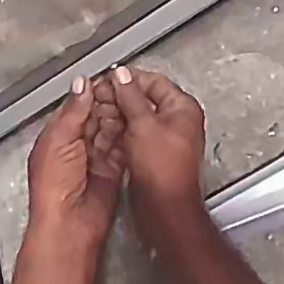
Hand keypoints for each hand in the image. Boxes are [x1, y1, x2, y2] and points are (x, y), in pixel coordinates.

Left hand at [25, 76, 124, 254]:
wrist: (70, 224)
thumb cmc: (54, 185)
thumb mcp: (59, 140)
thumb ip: (73, 111)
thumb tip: (81, 82)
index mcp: (55, 136)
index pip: (75, 107)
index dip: (91, 93)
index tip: (109, 79)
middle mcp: (75, 145)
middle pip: (94, 117)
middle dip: (109, 103)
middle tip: (126, 88)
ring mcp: (93, 158)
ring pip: (109, 130)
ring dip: (120, 118)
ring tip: (134, 102)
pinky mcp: (111, 171)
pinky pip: (121, 148)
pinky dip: (129, 137)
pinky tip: (138, 123)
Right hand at [99, 67, 206, 220]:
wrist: (163, 207)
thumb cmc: (163, 170)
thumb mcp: (142, 124)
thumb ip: (131, 96)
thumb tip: (122, 76)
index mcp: (183, 108)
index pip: (154, 81)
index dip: (130, 78)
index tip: (110, 79)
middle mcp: (178, 121)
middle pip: (145, 99)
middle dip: (121, 97)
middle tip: (101, 96)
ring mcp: (166, 138)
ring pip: (138, 117)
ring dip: (119, 114)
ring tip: (101, 114)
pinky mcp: (154, 154)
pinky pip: (135, 135)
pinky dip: (121, 131)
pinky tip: (107, 132)